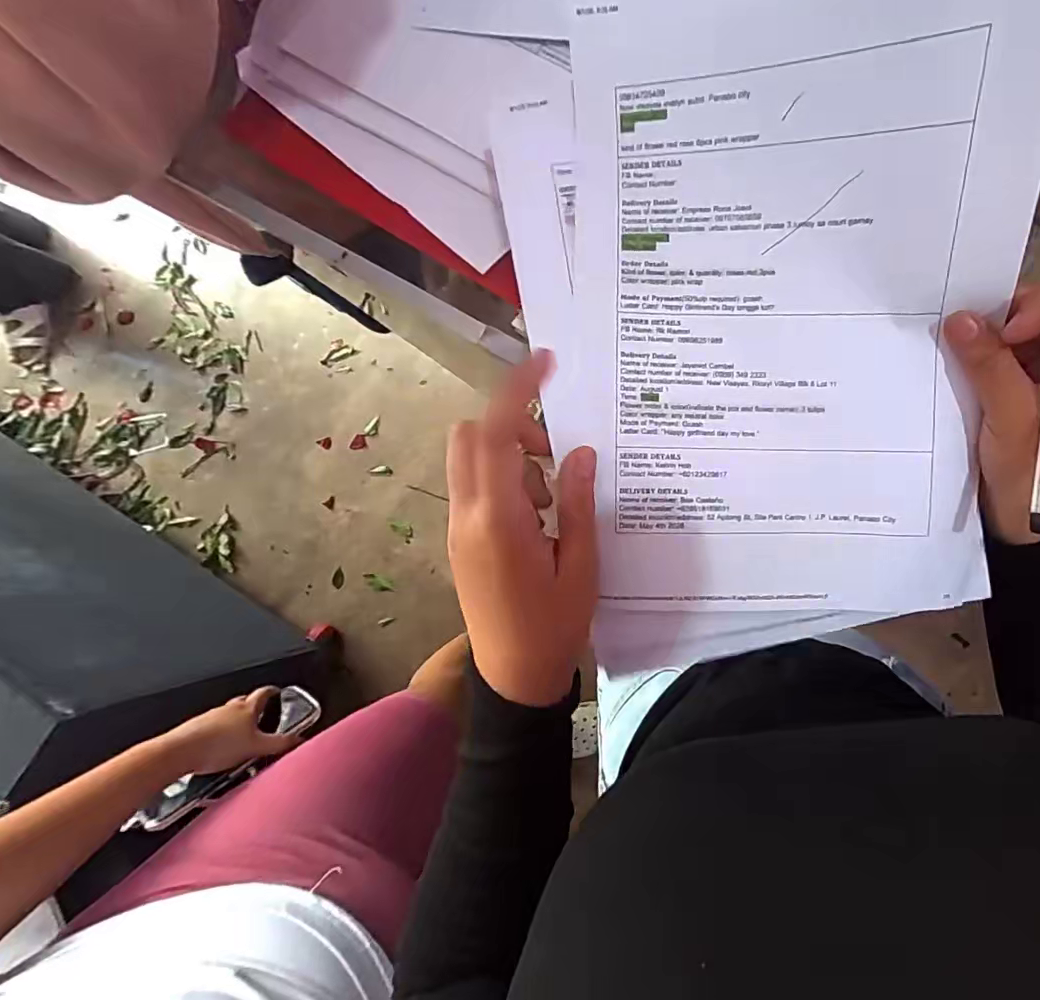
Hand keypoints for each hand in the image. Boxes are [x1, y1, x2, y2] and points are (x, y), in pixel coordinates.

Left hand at [155, 687, 299, 773]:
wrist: (177, 753)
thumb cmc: (215, 746)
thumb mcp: (256, 747)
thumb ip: (280, 744)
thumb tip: (298, 741)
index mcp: (247, 708)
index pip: (264, 693)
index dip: (273, 692)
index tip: (277, 693)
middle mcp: (228, 709)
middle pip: (245, 703)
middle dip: (254, 709)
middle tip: (261, 720)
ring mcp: (210, 718)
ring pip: (227, 716)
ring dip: (234, 724)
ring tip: (240, 742)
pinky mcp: (194, 730)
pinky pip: (211, 728)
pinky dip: (218, 736)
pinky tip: (219, 751)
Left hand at [446, 351, 597, 705]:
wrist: (513, 677)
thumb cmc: (555, 624)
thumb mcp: (581, 563)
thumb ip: (577, 501)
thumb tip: (580, 451)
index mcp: (498, 519)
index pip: (498, 433)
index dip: (519, 391)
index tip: (546, 363)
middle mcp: (467, 516)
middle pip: (471, 436)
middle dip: (512, 424)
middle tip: (554, 451)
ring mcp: (458, 528)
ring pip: (470, 460)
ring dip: (508, 455)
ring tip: (550, 498)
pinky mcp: (460, 540)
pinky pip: (473, 487)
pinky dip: (502, 479)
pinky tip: (536, 515)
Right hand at [944, 268, 1039, 543]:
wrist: (1022, 521)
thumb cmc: (1034, 481)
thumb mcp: (1011, 422)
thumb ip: (990, 366)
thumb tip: (960, 318)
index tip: (1011, 331)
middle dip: (1023, 312)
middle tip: (984, 339)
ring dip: (1004, 329)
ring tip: (975, 351)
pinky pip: (1022, 342)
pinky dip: (995, 344)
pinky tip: (975, 361)